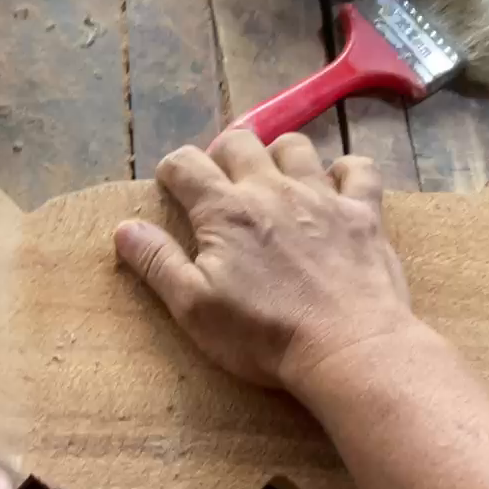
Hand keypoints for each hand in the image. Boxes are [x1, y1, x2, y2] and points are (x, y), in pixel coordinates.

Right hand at [114, 130, 418, 390]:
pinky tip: (333, 189)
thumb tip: (124, 228)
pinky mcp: (364, 212)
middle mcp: (271, 189)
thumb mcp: (193, 307)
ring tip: (272, 183)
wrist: (346, 347)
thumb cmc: (261, 334)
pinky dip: (342, 171)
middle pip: (240, 142)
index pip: (186, 164)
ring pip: (295, 146)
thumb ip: (157, 262)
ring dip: (276, 156)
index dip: (172, 170)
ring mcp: (322, 196)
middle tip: (219, 186)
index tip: (170, 187)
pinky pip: (356, 168)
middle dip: (221, 155)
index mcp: (224, 211)